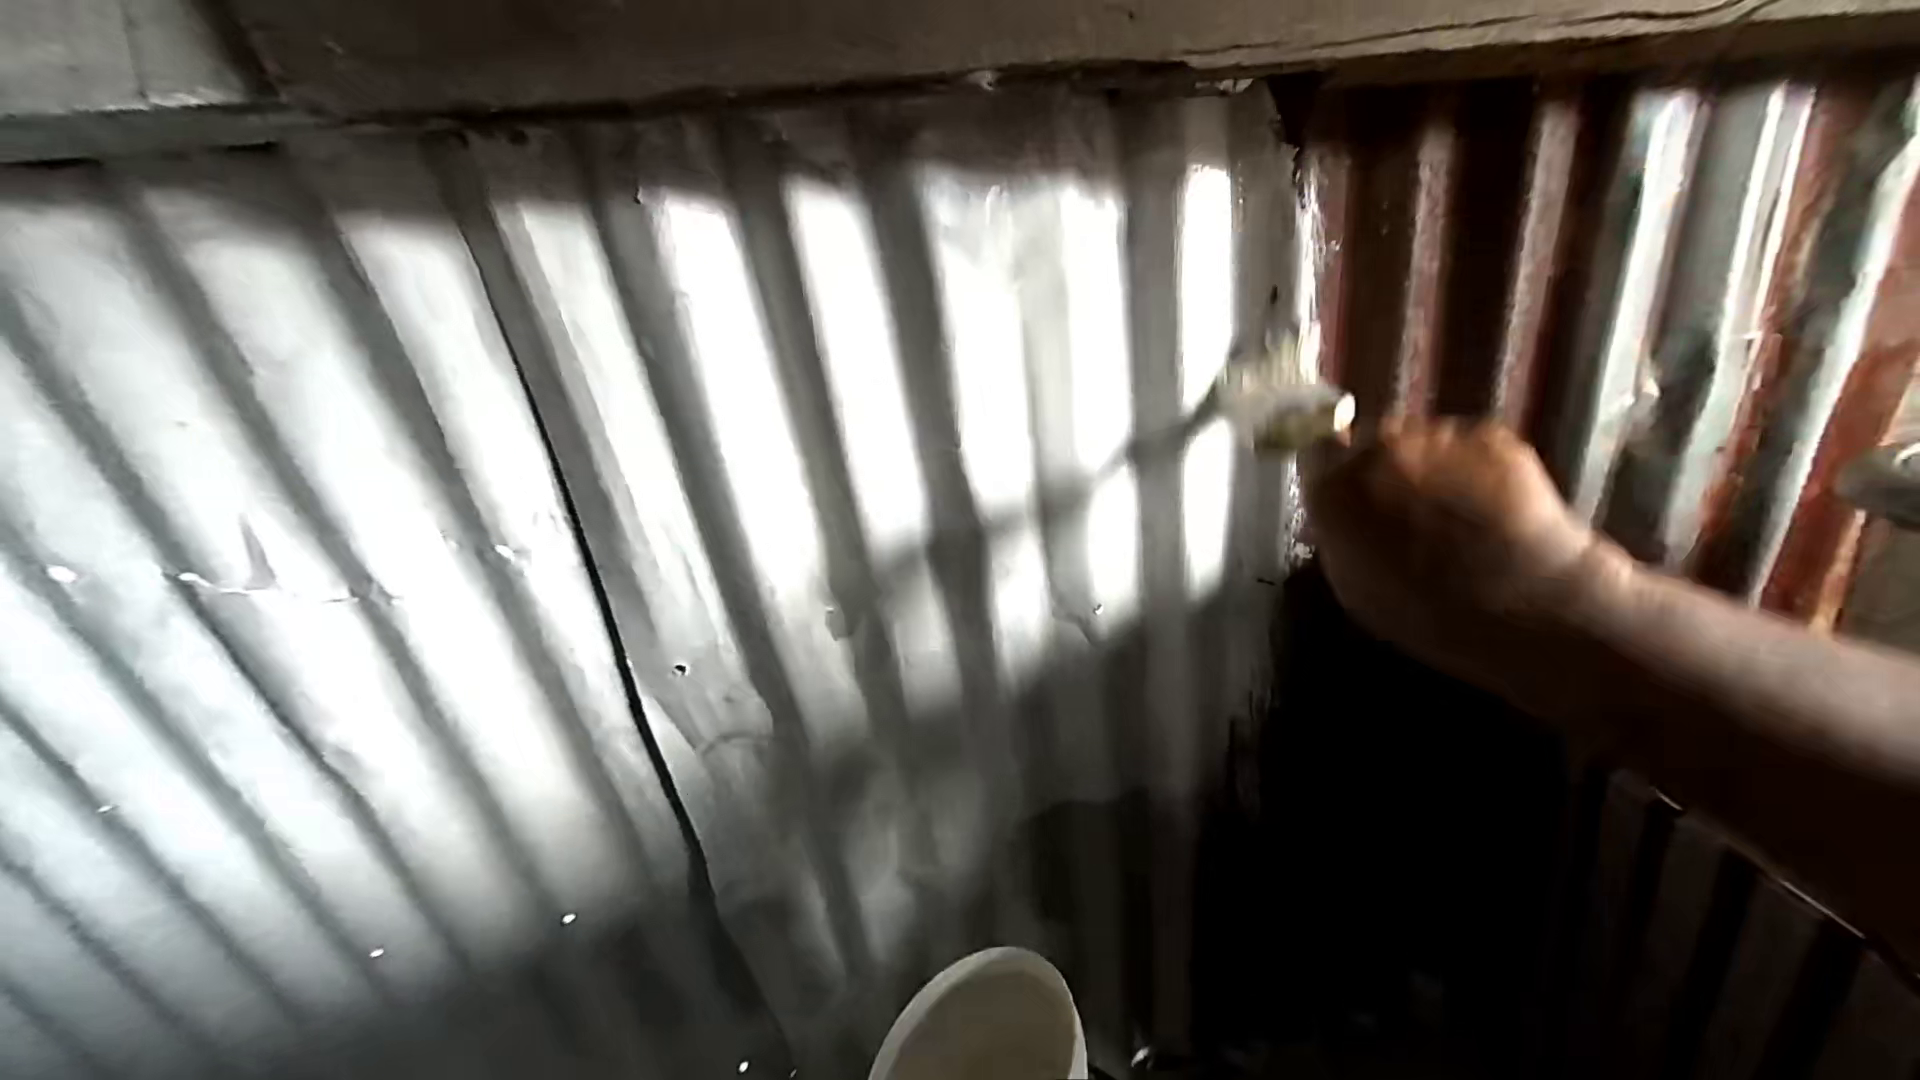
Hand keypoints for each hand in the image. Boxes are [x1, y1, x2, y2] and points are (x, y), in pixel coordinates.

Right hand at [1303, 418, 1634, 687]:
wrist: (1526, 605)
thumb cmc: (1423, 609)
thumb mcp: (1350, 581)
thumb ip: (1334, 534)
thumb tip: (1329, 518)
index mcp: (1334, 487)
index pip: (1315, 455)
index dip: (1328, 472)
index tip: (1339, 490)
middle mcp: (1379, 449)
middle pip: (1368, 440)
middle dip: (1376, 465)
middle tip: (1394, 501)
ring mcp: (1438, 436)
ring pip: (1417, 439)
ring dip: (1422, 462)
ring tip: (1444, 502)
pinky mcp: (1492, 436)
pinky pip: (1464, 443)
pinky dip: (1468, 464)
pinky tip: (1482, 500)